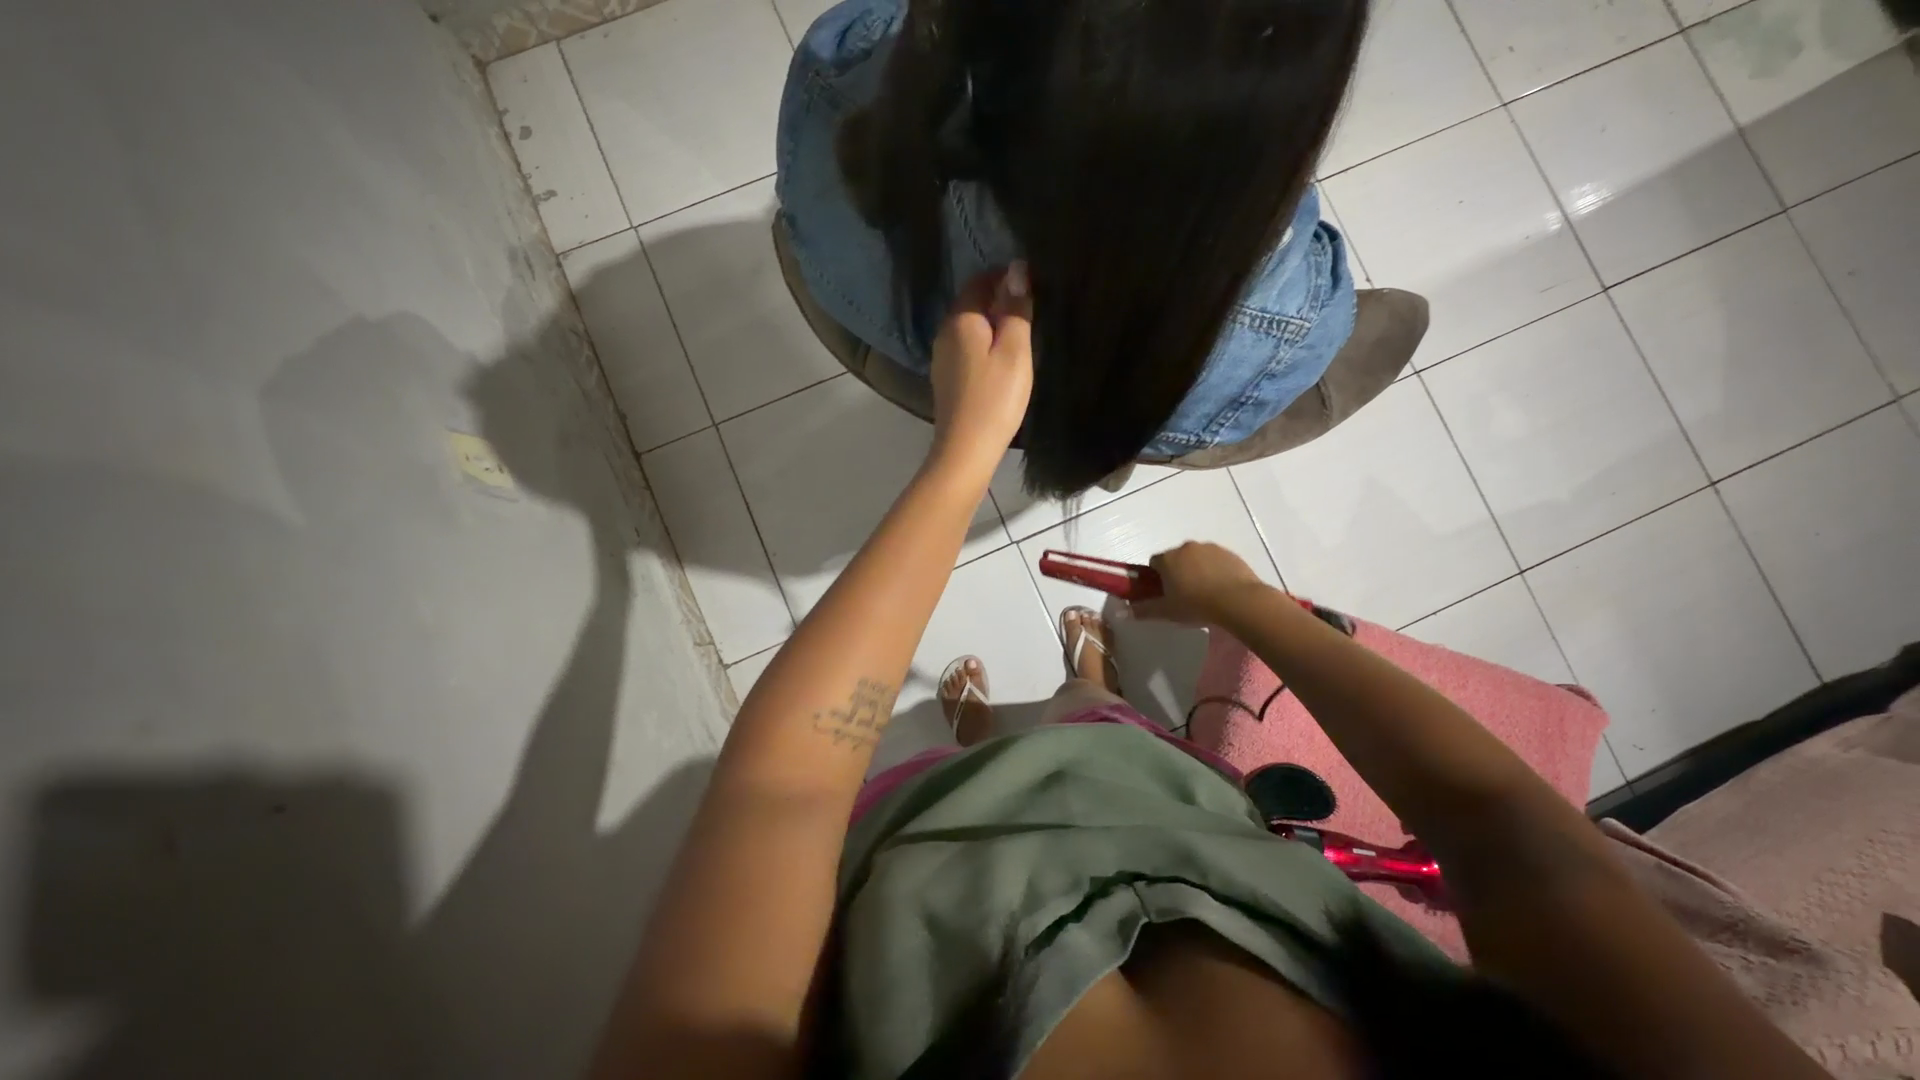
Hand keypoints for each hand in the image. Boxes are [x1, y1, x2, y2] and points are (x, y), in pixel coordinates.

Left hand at [928, 263, 1033, 468]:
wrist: (966, 449)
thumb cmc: (996, 398)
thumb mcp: (1015, 351)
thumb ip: (1015, 308)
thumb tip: (1016, 268)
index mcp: (961, 320)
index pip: (979, 281)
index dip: (1004, 276)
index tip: (1032, 280)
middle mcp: (945, 333)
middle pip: (971, 303)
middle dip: (998, 298)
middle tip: (1031, 304)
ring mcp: (942, 357)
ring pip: (968, 327)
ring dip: (991, 322)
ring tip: (1021, 330)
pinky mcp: (946, 379)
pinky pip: (966, 348)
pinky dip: (984, 343)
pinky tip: (1001, 357)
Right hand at [1132, 542, 1268, 624]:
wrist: (1238, 600)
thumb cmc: (1196, 605)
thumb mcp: (1166, 611)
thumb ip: (1144, 609)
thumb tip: (1125, 610)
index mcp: (1168, 558)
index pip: (1154, 563)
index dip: (1157, 578)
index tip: (1164, 593)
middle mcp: (1186, 547)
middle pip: (1176, 559)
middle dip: (1178, 573)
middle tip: (1185, 596)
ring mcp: (1210, 548)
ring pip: (1197, 558)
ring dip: (1197, 570)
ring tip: (1206, 594)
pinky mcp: (1229, 553)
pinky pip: (1216, 560)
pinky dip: (1215, 571)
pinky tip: (1221, 589)